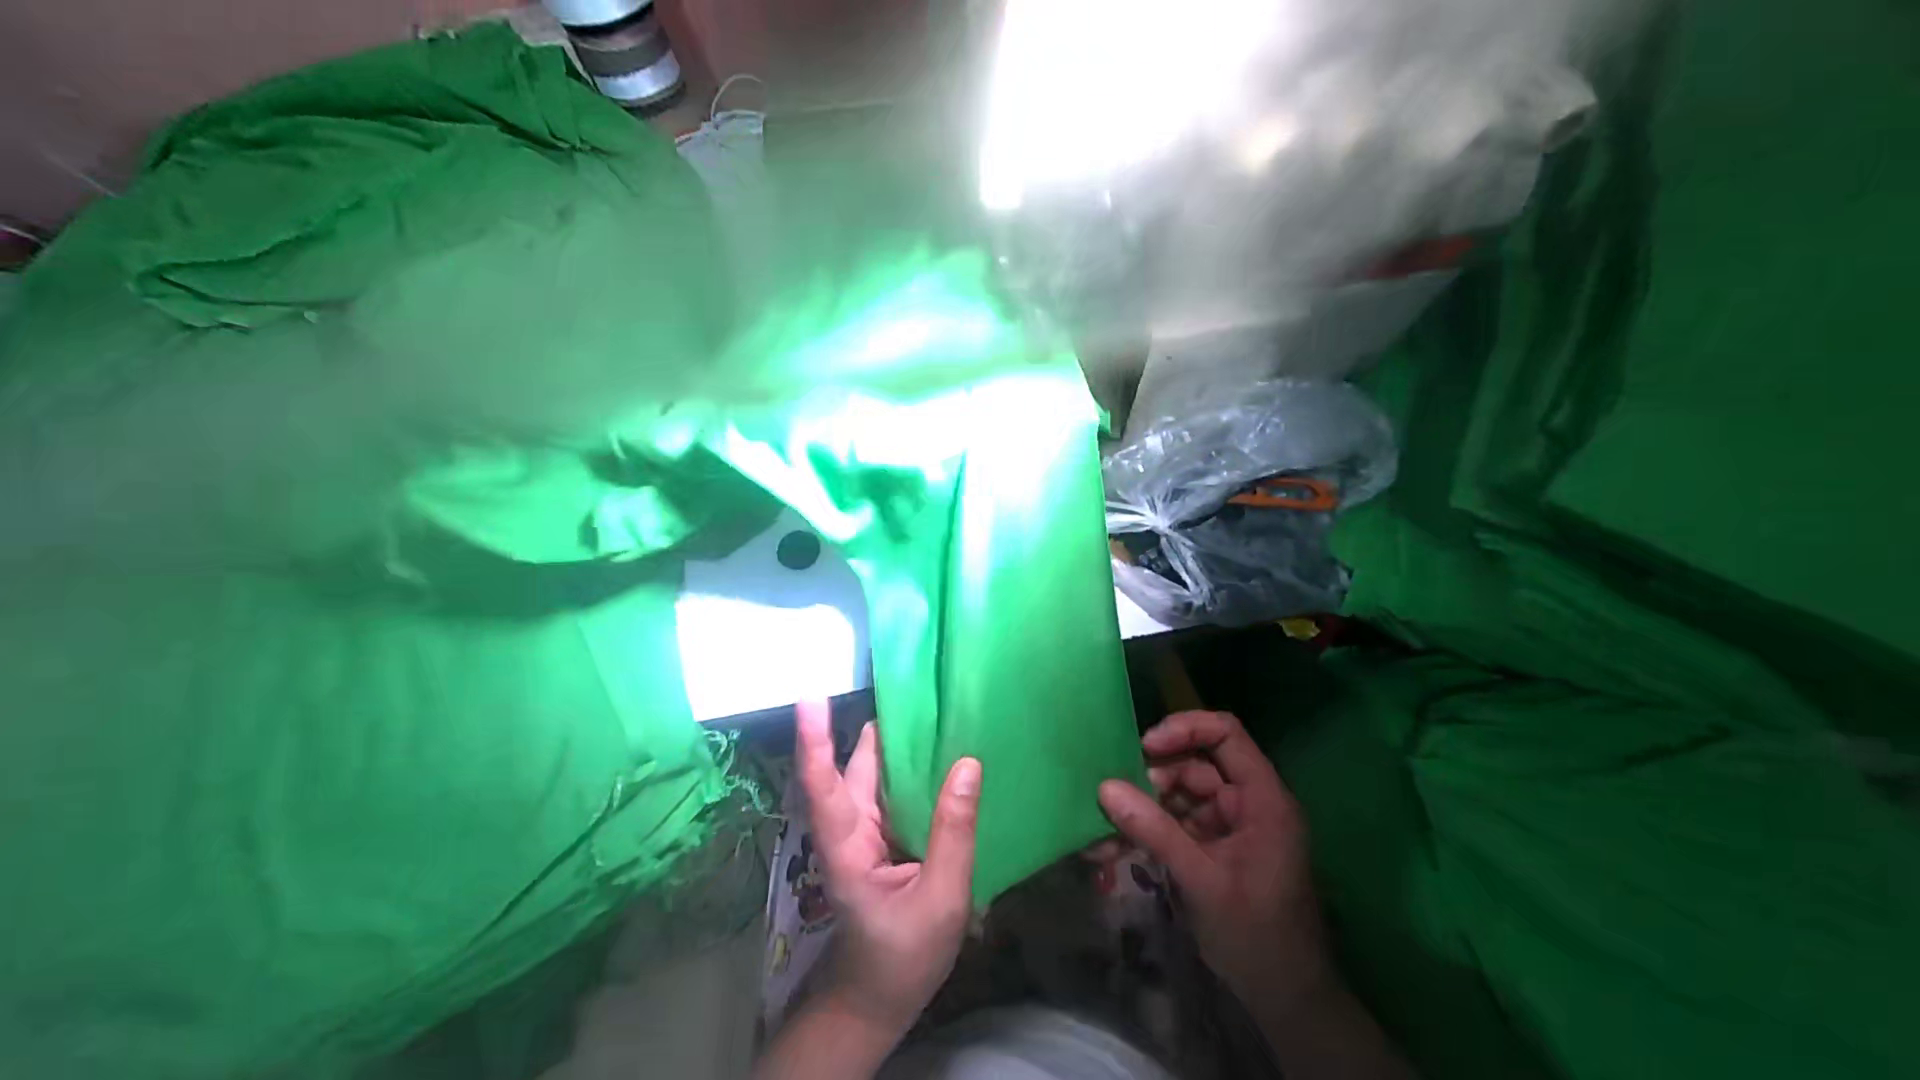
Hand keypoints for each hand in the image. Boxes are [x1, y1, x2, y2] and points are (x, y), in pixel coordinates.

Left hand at [794, 697, 980, 1036]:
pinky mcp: (882, 837)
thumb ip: (953, 833)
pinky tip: (938, 751)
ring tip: (932, 704)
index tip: (810, 697)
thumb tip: (968, 764)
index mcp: (846, 847)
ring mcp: (864, 832)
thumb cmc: (903, 956)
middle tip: (913, 681)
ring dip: (895, 743)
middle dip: (875, 727)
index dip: (814, 740)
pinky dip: (911, 767)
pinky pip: (894, 791)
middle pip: (853, 767)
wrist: (880, 996)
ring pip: (874, 775)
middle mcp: (849, 829)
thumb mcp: (940, 900)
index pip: (822, 786)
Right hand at [1097, 710, 1331, 1014]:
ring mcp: (1226, 825)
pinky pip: (1172, 824)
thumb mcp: (1203, 880)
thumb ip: (1155, 831)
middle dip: (1151, 778)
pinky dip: (1144, 831)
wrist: (1285, 998)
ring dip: (1140, 808)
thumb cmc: (1256, 934)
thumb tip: (1105, 787)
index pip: (1225, 735)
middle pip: (1194, 764)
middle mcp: (1245, 802)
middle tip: (1115, 799)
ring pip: (1176, 795)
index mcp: (1262, 798)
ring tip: (1102, 828)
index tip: (1145, 747)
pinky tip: (1109, 847)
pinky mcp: (1209, 847)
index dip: (1185, 729)